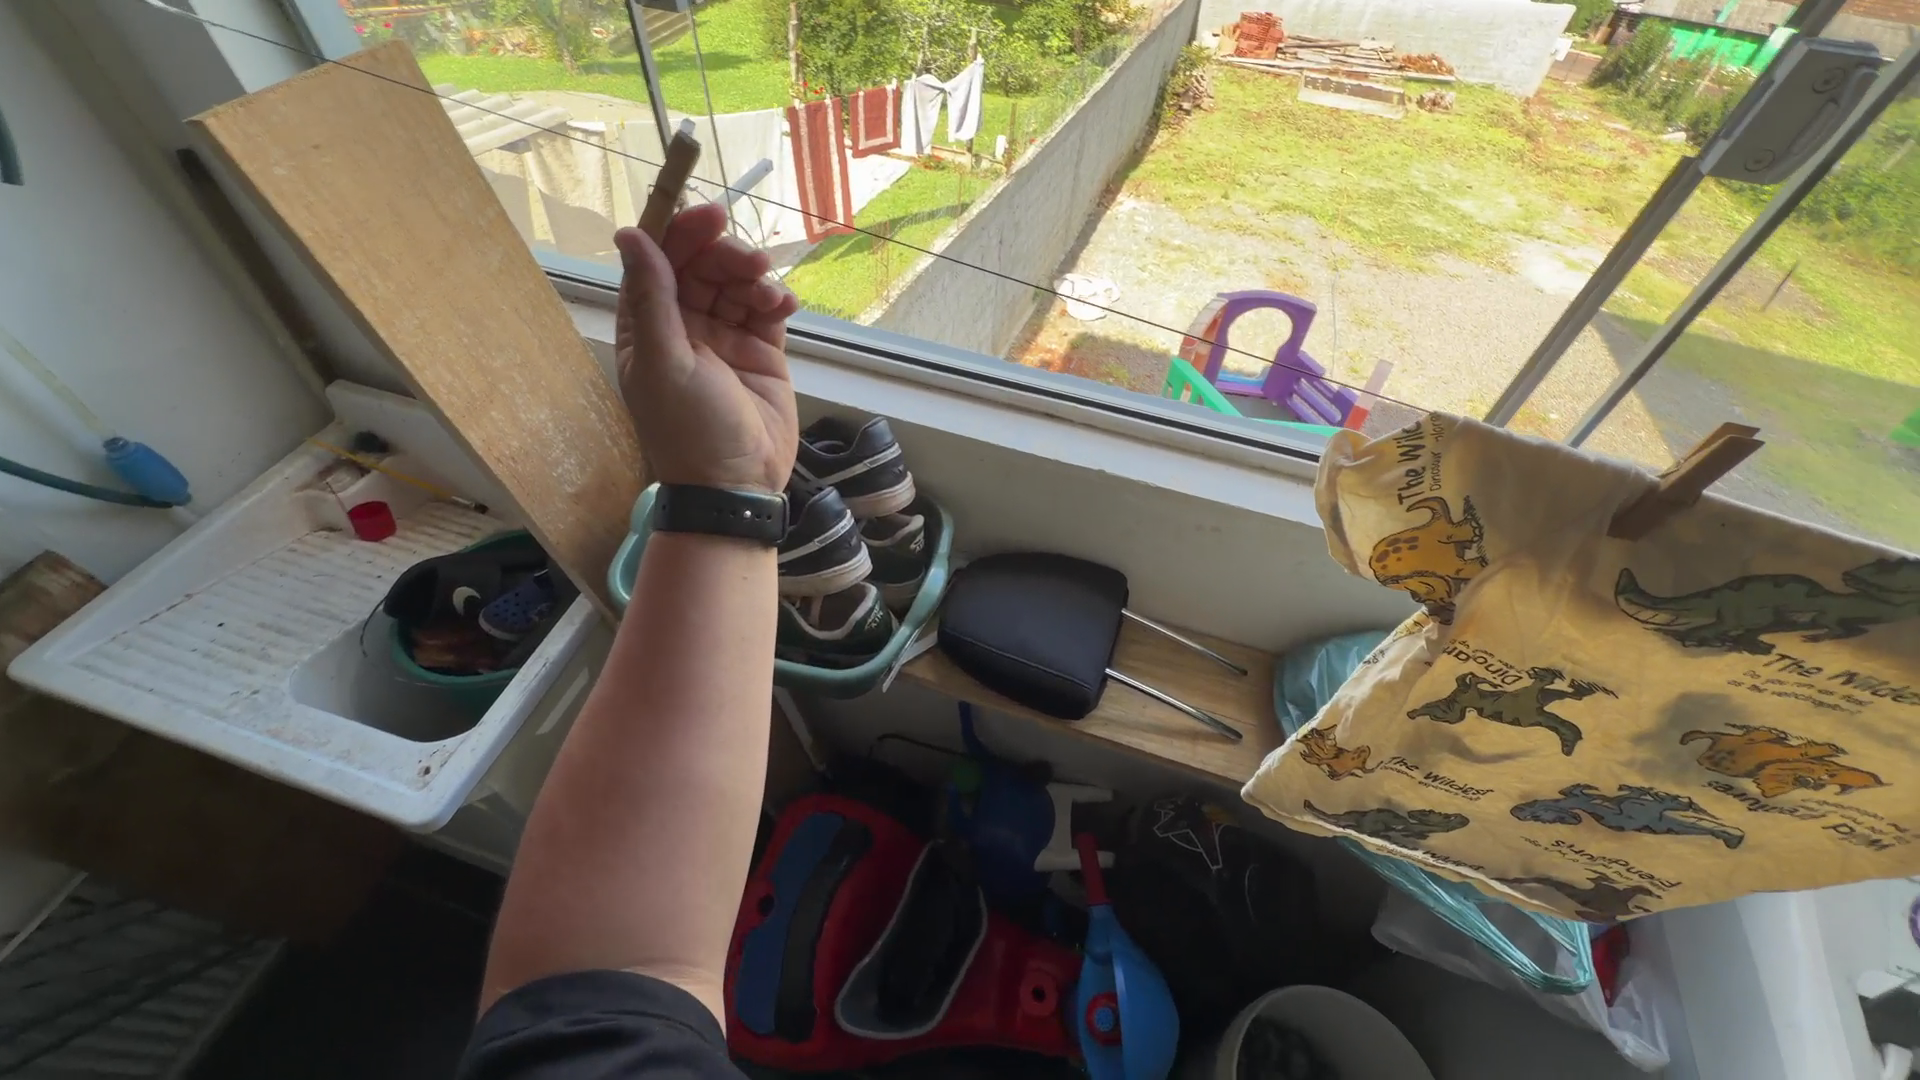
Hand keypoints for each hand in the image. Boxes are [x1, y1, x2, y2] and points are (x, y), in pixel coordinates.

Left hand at [614, 203, 800, 495]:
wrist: (736, 486)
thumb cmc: (690, 429)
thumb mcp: (663, 362)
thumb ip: (652, 297)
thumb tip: (630, 233)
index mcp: (649, 327)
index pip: (661, 263)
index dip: (680, 233)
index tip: (709, 214)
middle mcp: (686, 327)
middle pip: (703, 268)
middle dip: (726, 254)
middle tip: (751, 259)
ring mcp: (726, 339)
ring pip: (738, 284)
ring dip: (754, 276)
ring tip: (769, 291)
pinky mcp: (762, 353)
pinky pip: (767, 311)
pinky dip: (776, 299)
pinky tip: (784, 303)